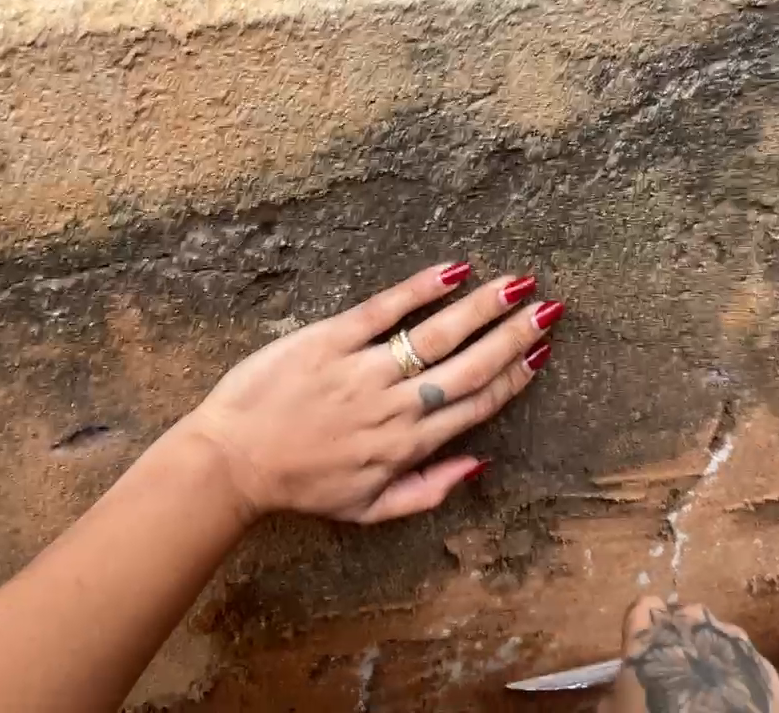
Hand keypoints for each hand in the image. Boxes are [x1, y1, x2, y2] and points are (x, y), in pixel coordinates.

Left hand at [174, 263, 561, 523]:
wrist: (231, 462)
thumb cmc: (301, 485)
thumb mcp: (367, 509)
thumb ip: (427, 489)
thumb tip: (479, 462)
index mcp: (407, 444)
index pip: (476, 403)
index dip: (515, 376)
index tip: (541, 351)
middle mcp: (396, 406)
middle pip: (470, 366)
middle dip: (514, 335)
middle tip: (548, 308)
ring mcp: (364, 369)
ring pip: (437, 335)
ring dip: (483, 309)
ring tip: (516, 285)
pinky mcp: (330, 339)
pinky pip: (384, 310)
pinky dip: (421, 289)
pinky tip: (453, 270)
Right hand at [605, 597, 778, 712]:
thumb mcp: (617, 710)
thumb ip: (615, 692)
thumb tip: (619, 693)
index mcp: (650, 626)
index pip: (643, 608)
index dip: (643, 631)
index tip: (644, 656)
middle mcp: (692, 621)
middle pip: (684, 618)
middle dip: (681, 640)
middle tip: (678, 675)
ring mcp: (732, 641)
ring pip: (718, 636)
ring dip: (712, 655)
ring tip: (710, 691)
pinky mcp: (764, 669)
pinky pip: (748, 665)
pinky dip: (741, 680)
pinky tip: (735, 706)